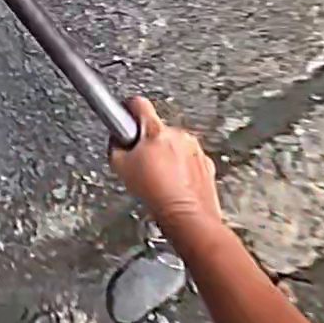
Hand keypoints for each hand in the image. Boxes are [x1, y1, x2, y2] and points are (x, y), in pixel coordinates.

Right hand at [110, 98, 222, 237]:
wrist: (188, 218)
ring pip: (173, 143)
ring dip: (165, 153)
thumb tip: (117, 138)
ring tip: (158, 174)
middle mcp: (179, 136)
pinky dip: (180, 166)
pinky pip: (188, 158)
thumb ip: (115, 144)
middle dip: (147, 139)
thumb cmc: (156, 193)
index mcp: (156, 131)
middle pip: (156, 127)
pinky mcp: (208, 166)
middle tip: (140, 158)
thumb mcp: (118, 164)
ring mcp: (196, 151)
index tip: (124, 115)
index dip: (127, 108)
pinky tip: (172, 181)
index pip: (138, 104)